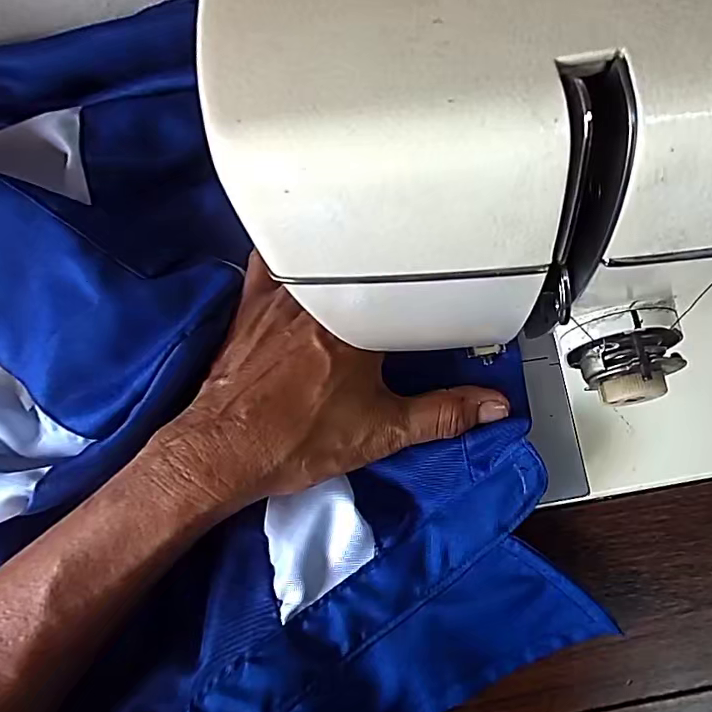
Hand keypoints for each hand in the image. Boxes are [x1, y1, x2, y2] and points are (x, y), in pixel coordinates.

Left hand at [148, 255, 509, 512]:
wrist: (220, 455)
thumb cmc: (290, 441)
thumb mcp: (384, 431)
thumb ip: (444, 414)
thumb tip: (491, 406)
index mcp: (357, 329)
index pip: (409, 298)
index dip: (432, 297)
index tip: (445, 304)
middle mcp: (318, 305)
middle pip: (367, 271)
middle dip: (392, 274)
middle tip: (411, 279)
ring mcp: (282, 301)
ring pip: (323, 258)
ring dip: (348, 258)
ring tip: (372, 259)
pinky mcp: (252, 308)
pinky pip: (272, 263)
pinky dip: (291, 256)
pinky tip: (306, 261)